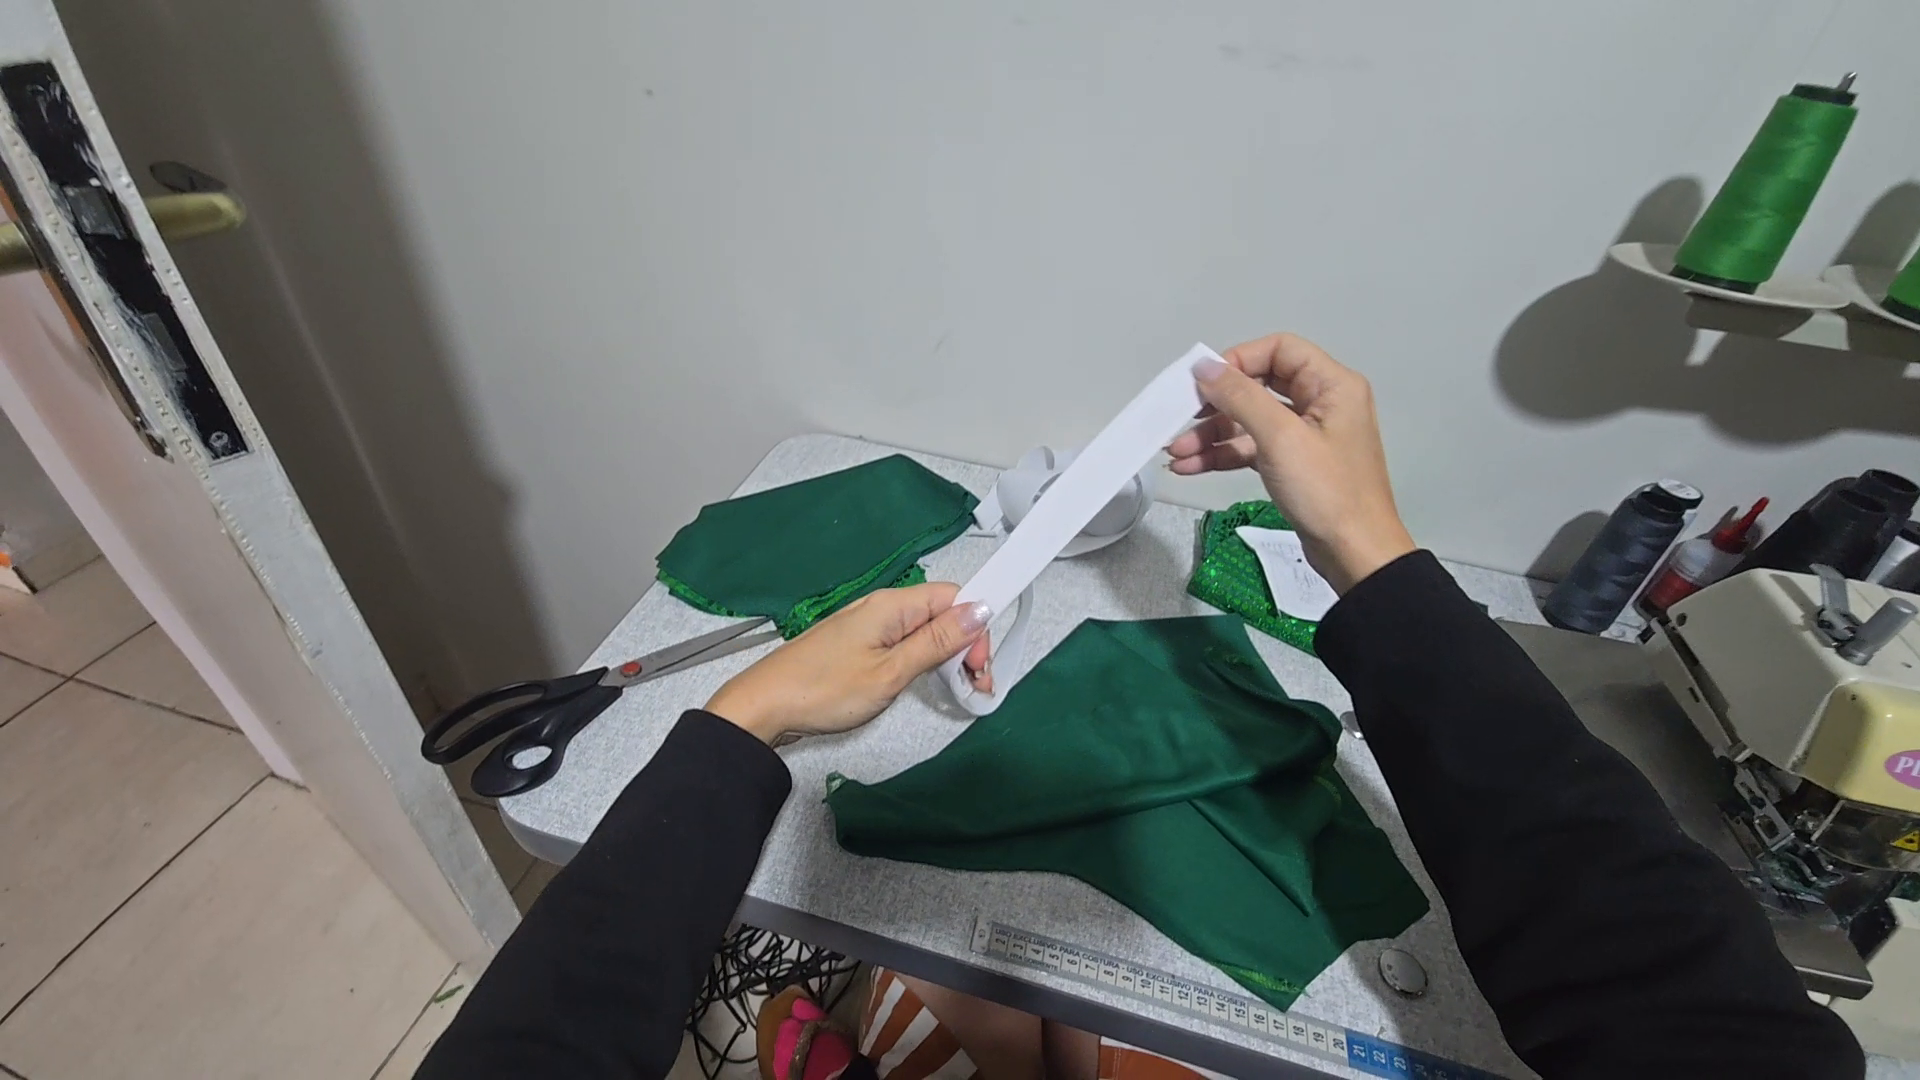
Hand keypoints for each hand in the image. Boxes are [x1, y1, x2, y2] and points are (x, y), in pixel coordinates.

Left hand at [704, 583, 992, 744]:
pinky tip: (928, 682)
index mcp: (893, 604)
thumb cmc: (825, 690)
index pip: (954, 598)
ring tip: (959, 690)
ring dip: (947, 657)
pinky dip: (923, 661)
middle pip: (942, 614)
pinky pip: (904, 643)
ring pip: (925, 630)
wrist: (764, 706)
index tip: (978, 666)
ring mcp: (871, 625)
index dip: (975, 628)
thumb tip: (980, 609)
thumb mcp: (890, 672)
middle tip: (975, 686)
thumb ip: (936, 641)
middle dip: (965, 646)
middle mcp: (884, 607)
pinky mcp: (861, 644)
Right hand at [1167, 333, 1415, 592]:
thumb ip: (1240, 397)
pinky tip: (1189, 467)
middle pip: (1258, 386)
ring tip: (1174, 452)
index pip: (1279, 350)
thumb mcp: (1279, 438)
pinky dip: (1221, 456)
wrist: (1353, 552)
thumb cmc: (1324, 489)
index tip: (1203, 383)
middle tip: (1180, 417)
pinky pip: (1249, 448)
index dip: (1238, 360)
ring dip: (1210, 435)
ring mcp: (1304, 435)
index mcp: (1331, 385)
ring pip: (1248, 421)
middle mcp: (1319, 403)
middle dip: (1215, 404)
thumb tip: (1204, 367)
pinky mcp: (1290, 464)